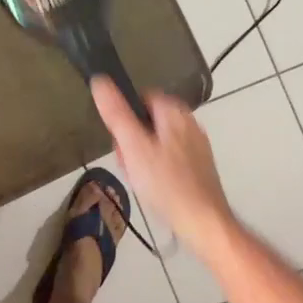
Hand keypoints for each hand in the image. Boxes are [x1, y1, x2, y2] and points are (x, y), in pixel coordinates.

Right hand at [92, 77, 234, 259]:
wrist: (204, 223)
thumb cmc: (165, 183)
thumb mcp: (133, 146)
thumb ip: (116, 113)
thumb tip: (99, 79)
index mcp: (175, 112)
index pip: (141, 97)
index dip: (126, 116)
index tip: (120, 139)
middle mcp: (189, 123)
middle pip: (148, 121)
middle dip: (133, 140)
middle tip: (129, 163)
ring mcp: (196, 146)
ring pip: (157, 142)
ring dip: (143, 157)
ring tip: (140, 179)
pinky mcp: (199, 168)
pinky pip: (169, 159)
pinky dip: (158, 169)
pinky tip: (154, 188)